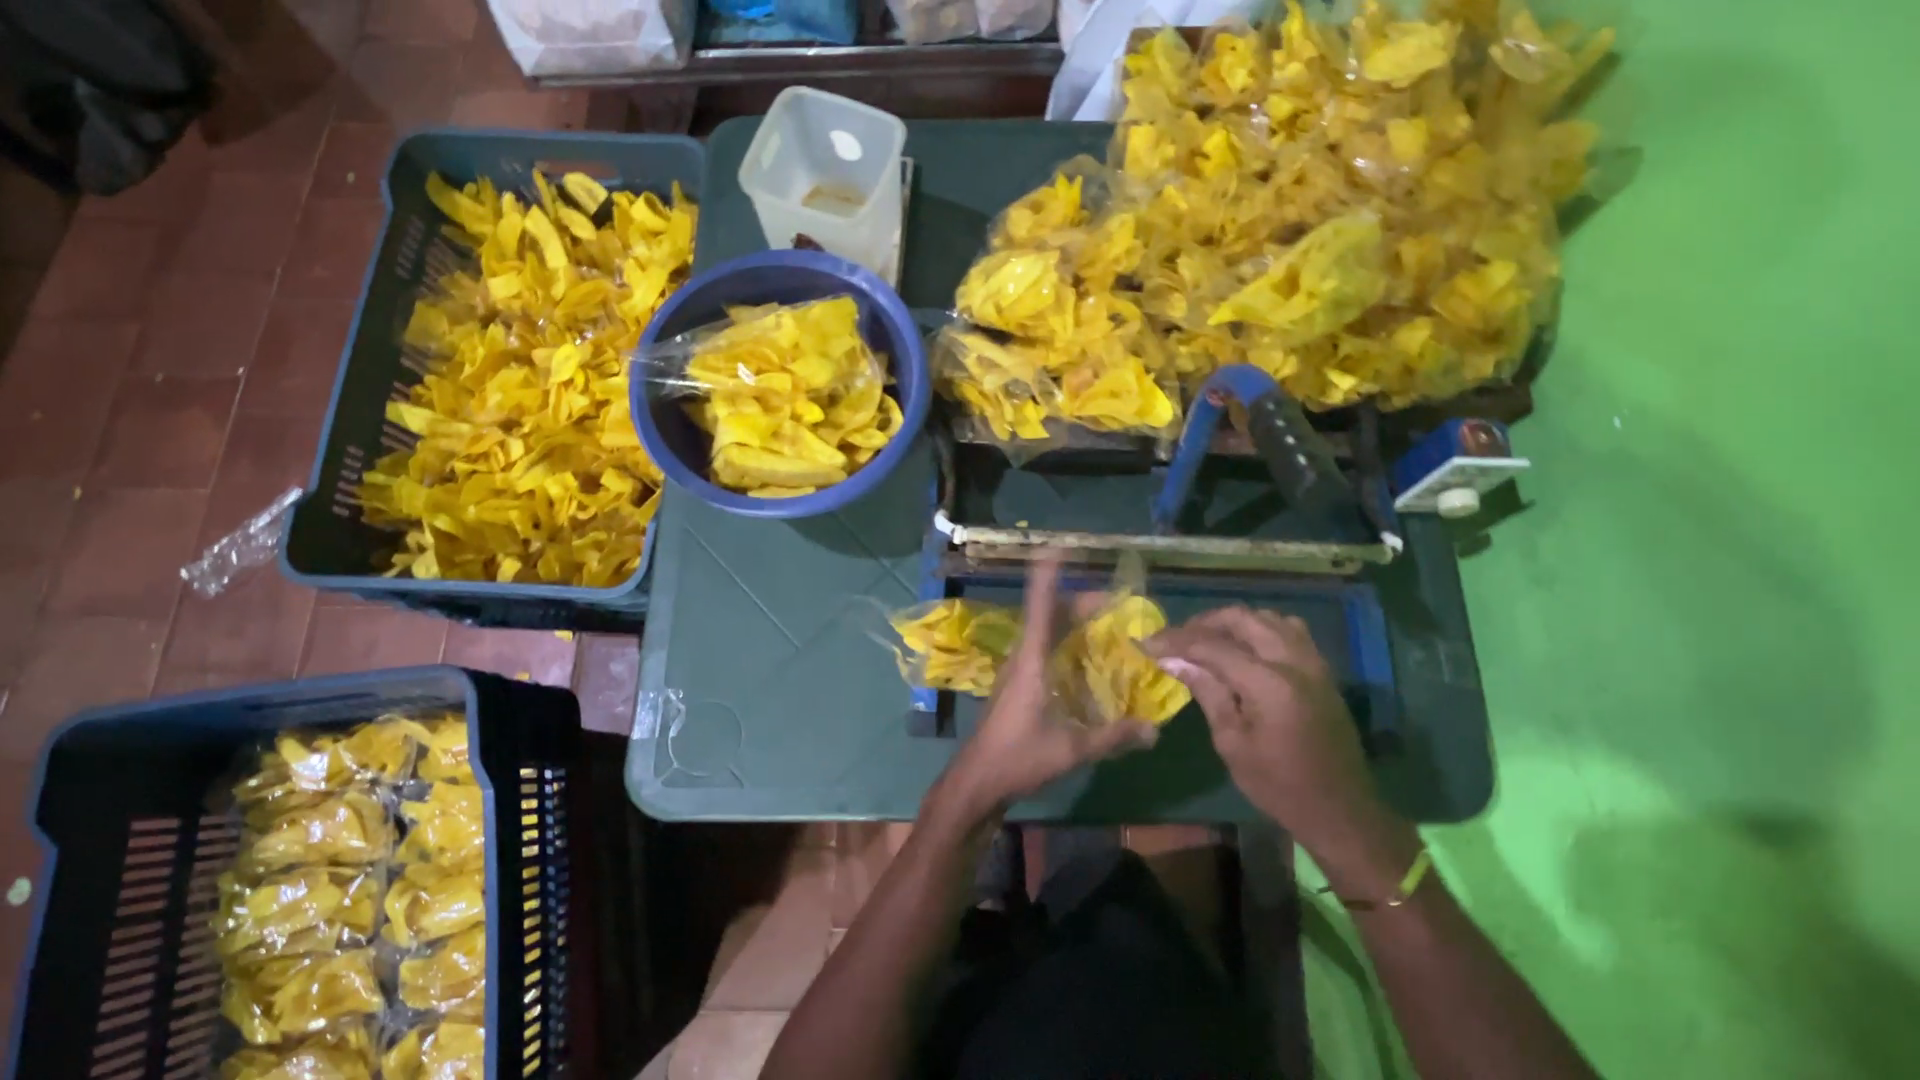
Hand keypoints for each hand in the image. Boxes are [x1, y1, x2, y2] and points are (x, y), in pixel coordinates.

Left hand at [936, 554, 1157, 821]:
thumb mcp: (1072, 749)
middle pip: (1049, 614)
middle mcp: (1023, 657)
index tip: (1060, 545)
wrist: (977, 781)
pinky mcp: (1017, 686)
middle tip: (1116, 604)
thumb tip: (1155, 731)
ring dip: (1073, 623)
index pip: (1041, 604)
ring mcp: (1017, 671)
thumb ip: (1114, 737)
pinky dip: (1066, 645)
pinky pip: (1044, 651)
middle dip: (1080, 601)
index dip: (1049, 573)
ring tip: (1108, 627)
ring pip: (1046, 633)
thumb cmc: (1018, 758)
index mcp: (1032, 660)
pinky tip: (1088, 664)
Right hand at [1149, 608, 1419, 897]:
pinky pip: (1290, 631)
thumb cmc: (1279, 786)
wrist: (1340, 810)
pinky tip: (1245, 648)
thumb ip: (1208, 692)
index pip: (1212, 645)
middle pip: (1242, 619)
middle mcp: (1294, 661)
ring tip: (1206, 640)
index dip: (1175, 640)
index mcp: (1269, 683)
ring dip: (1234, 623)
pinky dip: (1261, 629)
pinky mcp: (1323, 671)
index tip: (1146, 642)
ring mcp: (1314, 662)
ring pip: (1268, 619)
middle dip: (1203, 623)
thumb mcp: (1232, 743)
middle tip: (1174, 639)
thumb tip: (1174, 660)